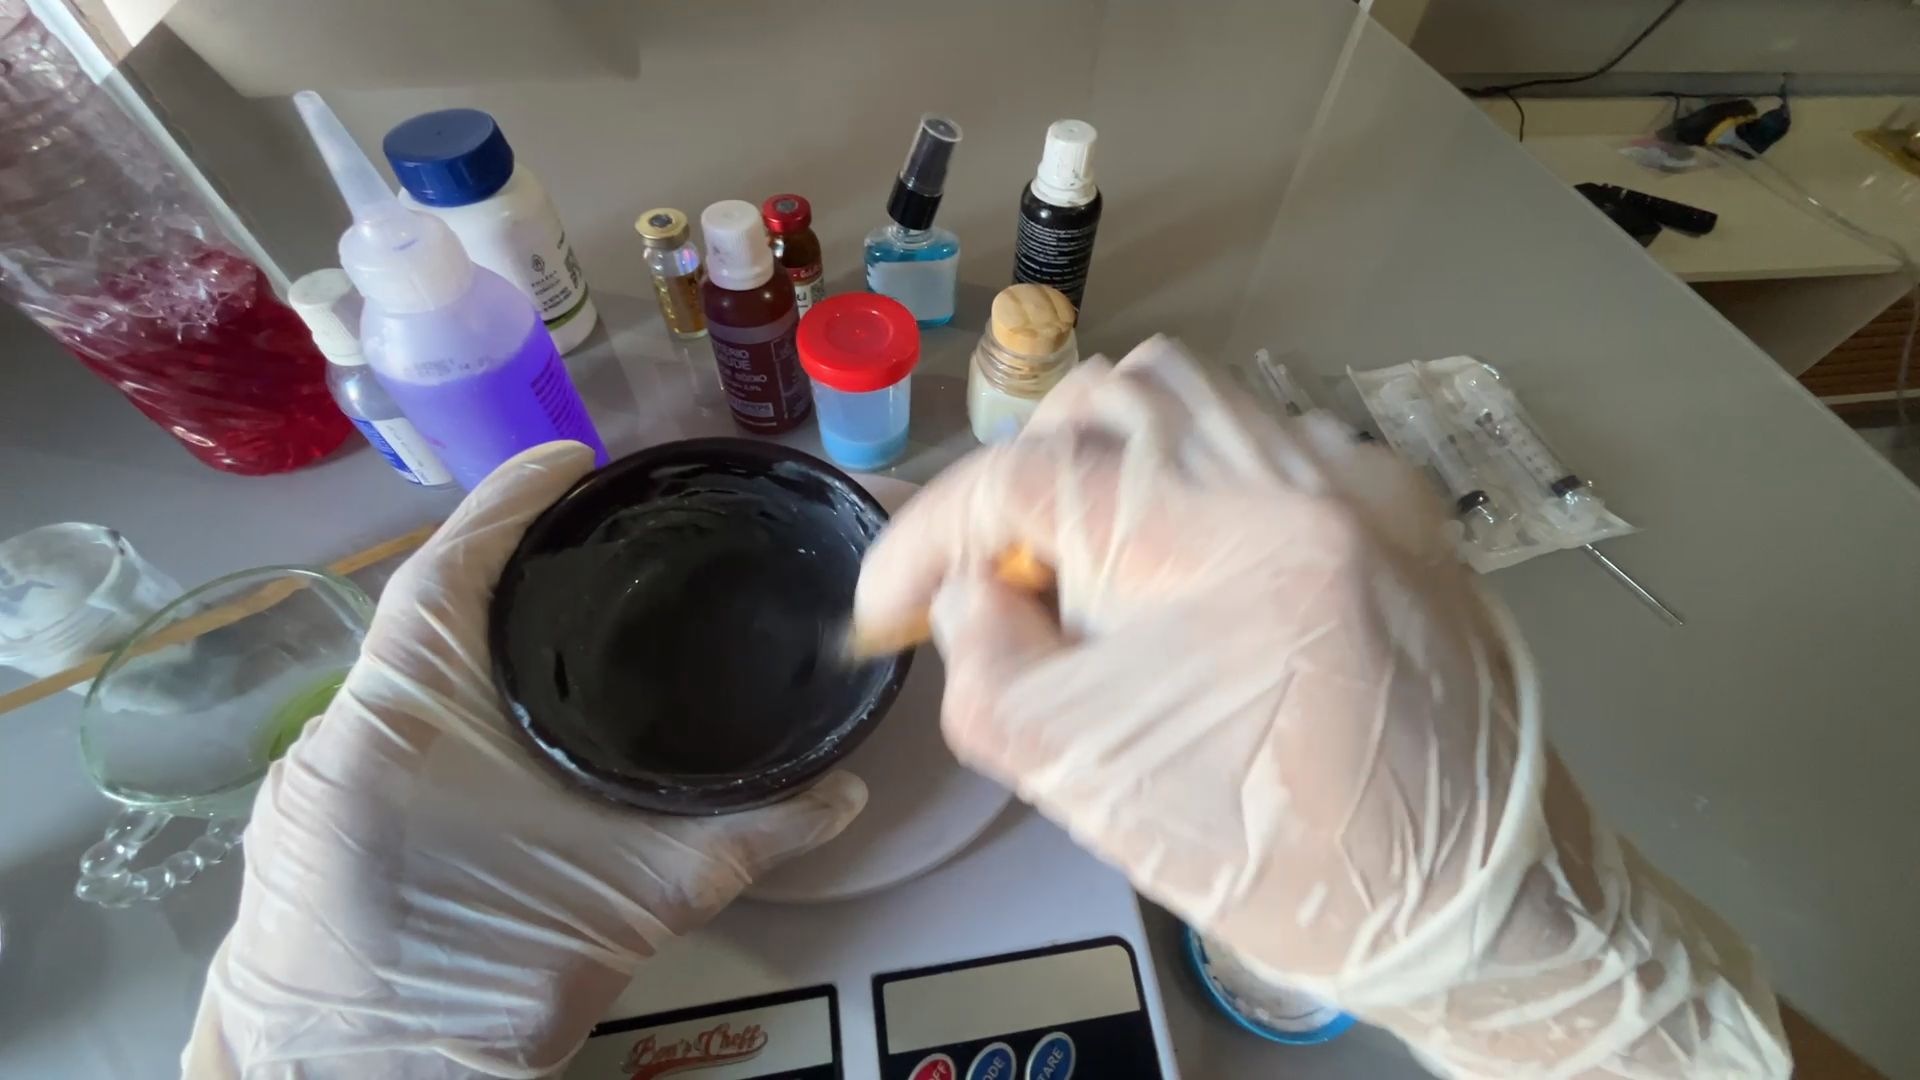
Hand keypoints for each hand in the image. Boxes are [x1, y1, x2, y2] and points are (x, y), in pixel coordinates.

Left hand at [185, 443, 865, 1078]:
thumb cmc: (469, 980)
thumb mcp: (622, 900)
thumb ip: (739, 836)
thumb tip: (843, 792)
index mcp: (417, 713)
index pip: (450, 571)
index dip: (508, 500)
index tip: (577, 457)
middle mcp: (387, 715)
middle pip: (456, 594)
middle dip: (532, 541)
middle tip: (627, 513)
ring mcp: (368, 751)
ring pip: (450, 647)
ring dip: (519, 601)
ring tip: (610, 571)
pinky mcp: (370, 789)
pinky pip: (444, 698)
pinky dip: (501, 663)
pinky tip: (563, 668)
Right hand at [853, 338, 1787, 1077]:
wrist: (1483, 902)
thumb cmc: (1279, 862)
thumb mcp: (1088, 783)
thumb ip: (988, 668)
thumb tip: (965, 584)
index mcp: (1219, 546)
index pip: (1023, 483)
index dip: (927, 537)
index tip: (886, 606)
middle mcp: (1292, 474)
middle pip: (1098, 403)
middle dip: (1019, 486)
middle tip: (1010, 575)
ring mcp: (1349, 471)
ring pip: (1175, 391)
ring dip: (1097, 459)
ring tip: (1088, 552)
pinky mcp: (1385, 492)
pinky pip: (1250, 429)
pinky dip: (1181, 470)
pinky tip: (1187, 554)